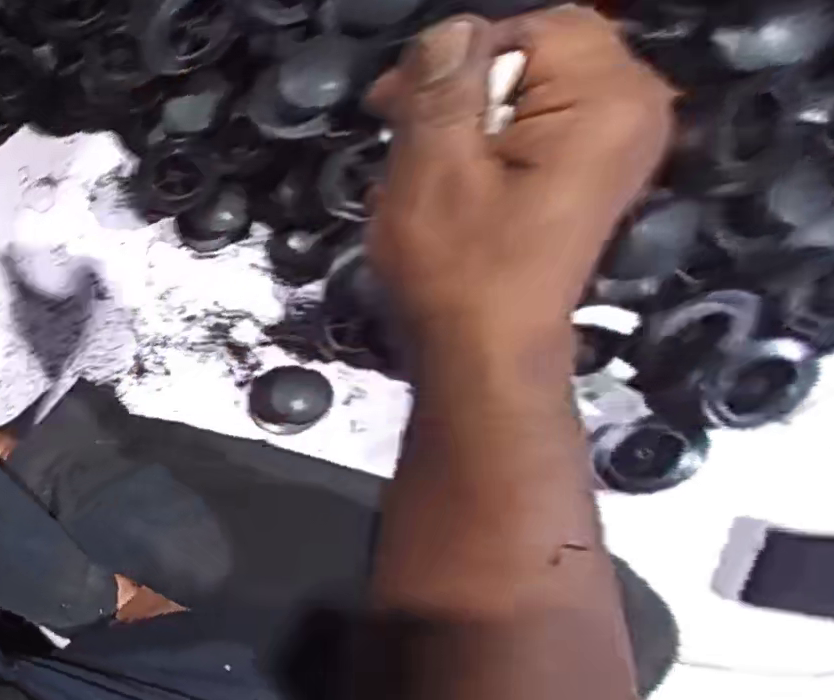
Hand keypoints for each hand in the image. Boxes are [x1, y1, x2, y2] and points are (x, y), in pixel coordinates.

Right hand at [366, 7, 675, 371]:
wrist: (481, 348)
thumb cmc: (455, 270)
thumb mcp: (432, 179)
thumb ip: (441, 98)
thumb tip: (445, 33)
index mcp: (603, 101)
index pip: (534, 31)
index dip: (456, 61)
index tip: (389, 103)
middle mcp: (629, 113)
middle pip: (536, 65)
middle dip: (456, 101)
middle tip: (394, 145)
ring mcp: (611, 151)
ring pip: (526, 107)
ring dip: (460, 135)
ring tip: (411, 181)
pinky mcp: (585, 183)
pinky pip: (531, 142)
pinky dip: (480, 159)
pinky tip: (442, 195)